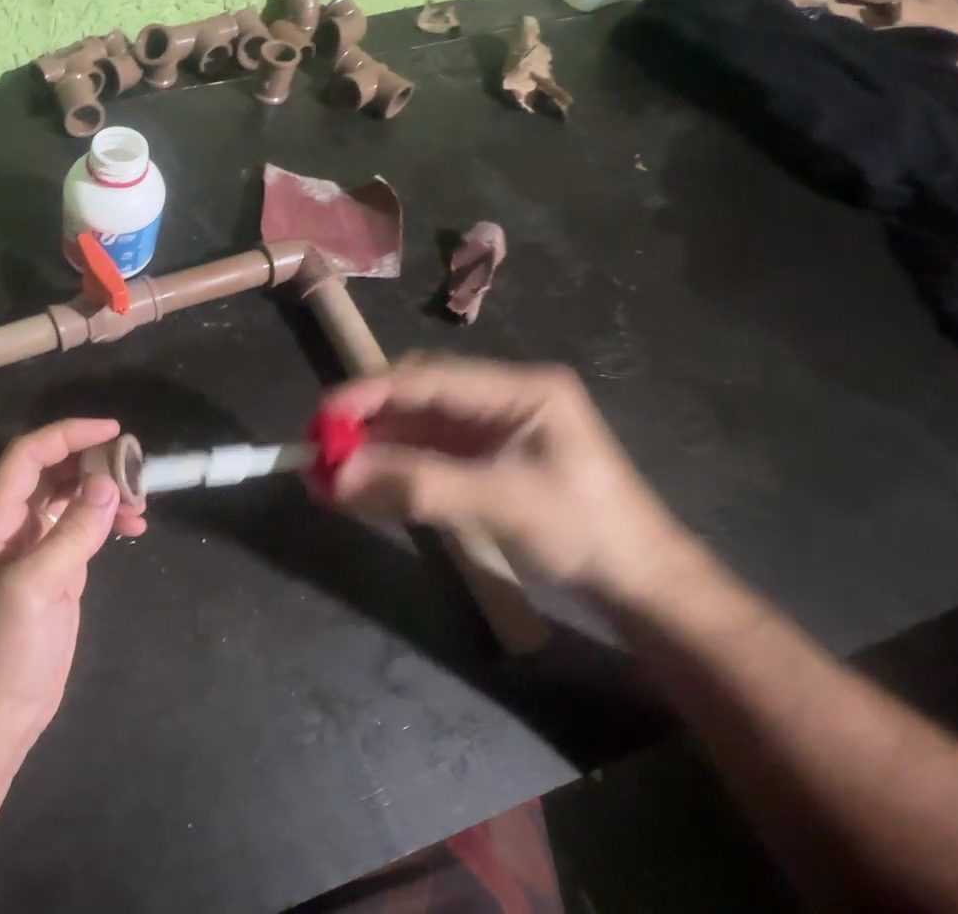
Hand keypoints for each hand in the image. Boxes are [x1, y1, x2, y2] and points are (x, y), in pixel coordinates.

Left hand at [0, 419, 147, 756]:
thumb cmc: (3, 650)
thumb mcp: (34, 588)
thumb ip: (71, 534)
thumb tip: (107, 485)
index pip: (26, 458)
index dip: (65, 436)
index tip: (112, 430)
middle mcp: (11, 526)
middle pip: (50, 473)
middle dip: (91, 462)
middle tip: (136, 466)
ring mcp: (34, 548)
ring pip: (69, 498)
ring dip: (103, 491)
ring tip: (141, 499)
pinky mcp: (56, 571)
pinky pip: (82, 529)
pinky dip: (107, 520)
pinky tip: (134, 525)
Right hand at [317, 353, 695, 602]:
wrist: (637, 579)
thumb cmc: (583, 530)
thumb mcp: (499, 504)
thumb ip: (416, 485)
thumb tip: (336, 478)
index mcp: (519, 389)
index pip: (427, 378)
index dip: (368, 394)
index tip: (321, 419)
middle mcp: (500, 399)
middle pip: (415, 397)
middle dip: (364, 422)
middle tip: (319, 449)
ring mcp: (490, 429)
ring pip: (413, 427)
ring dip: (372, 449)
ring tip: (329, 474)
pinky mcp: (482, 459)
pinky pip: (423, 455)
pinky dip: (390, 470)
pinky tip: (362, 487)